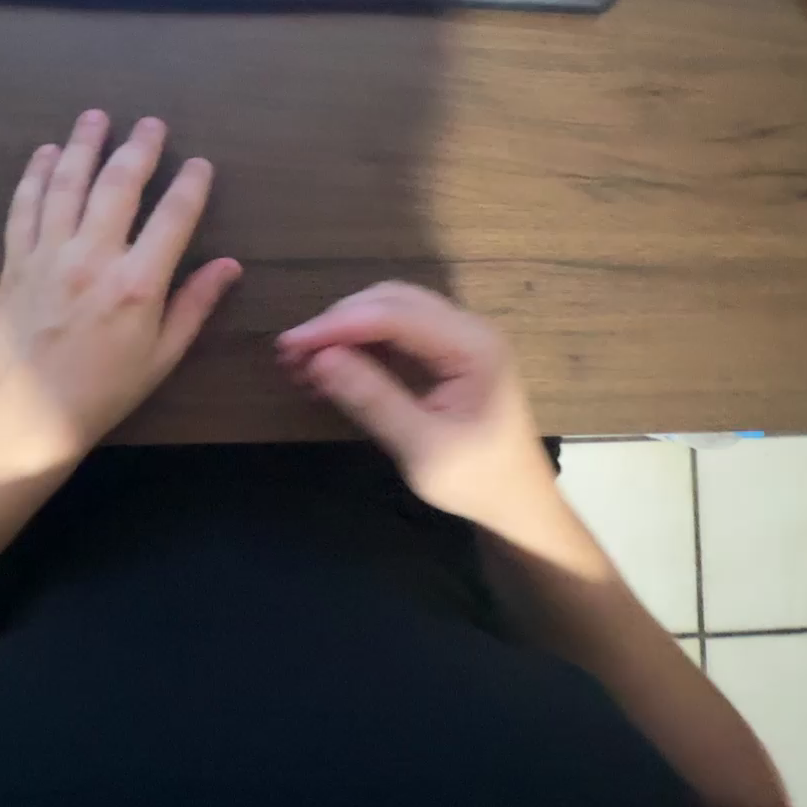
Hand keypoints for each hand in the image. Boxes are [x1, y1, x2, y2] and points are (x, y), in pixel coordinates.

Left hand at [0, 110, 241, 470]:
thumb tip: (229, 265)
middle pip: (119, 186)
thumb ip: (195, 305)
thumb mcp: (162, 357)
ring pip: (68, 185)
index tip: (201, 164)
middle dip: (139, 149)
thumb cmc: (105, 390)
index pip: (173, 218)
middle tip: (151, 124)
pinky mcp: (16, 261)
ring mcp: (49, 255)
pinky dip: (36, 175)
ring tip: (96, 117)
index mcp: (137, 284)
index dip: (191, 185)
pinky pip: (25, 206)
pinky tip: (47, 153)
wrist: (30, 415)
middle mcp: (93, 258)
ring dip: (84, 145)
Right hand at [276, 282, 552, 526]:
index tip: (290, 345)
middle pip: (388, 301)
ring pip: (387, 311)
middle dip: (335, 324)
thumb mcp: (422, 448)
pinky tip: (328, 371)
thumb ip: (372, 399)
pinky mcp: (444, 353)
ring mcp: (456, 338)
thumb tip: (320, 360)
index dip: (335, 326)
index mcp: (471, 346)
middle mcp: (466, 329)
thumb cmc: (477, 482)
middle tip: (290, 354)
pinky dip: (358, 346)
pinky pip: (394, 333)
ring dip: (343, 332)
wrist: (517, 506)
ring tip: (301, 363)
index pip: (392, 315)